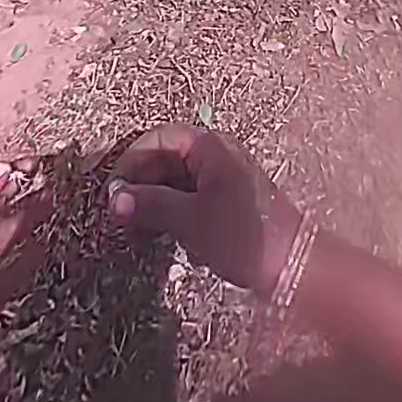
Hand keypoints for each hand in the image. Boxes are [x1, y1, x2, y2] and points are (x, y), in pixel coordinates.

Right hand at [107, 124, 301, 295]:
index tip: (111, 193)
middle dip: (139, 183)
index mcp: (210, 147)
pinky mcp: (222, 201)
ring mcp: (219, 177)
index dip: (131, 161)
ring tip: (133, 232)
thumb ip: (151, 204)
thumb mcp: (191, 219)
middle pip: (165, 157)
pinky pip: (187, 197)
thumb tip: (114, 197)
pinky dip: (169, 212)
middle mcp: (215, 155)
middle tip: (116, 218)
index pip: (160, 138)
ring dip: (151, 201)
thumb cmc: (241, 234)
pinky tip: (158, 237)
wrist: (290, 263)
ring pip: (174, 180)